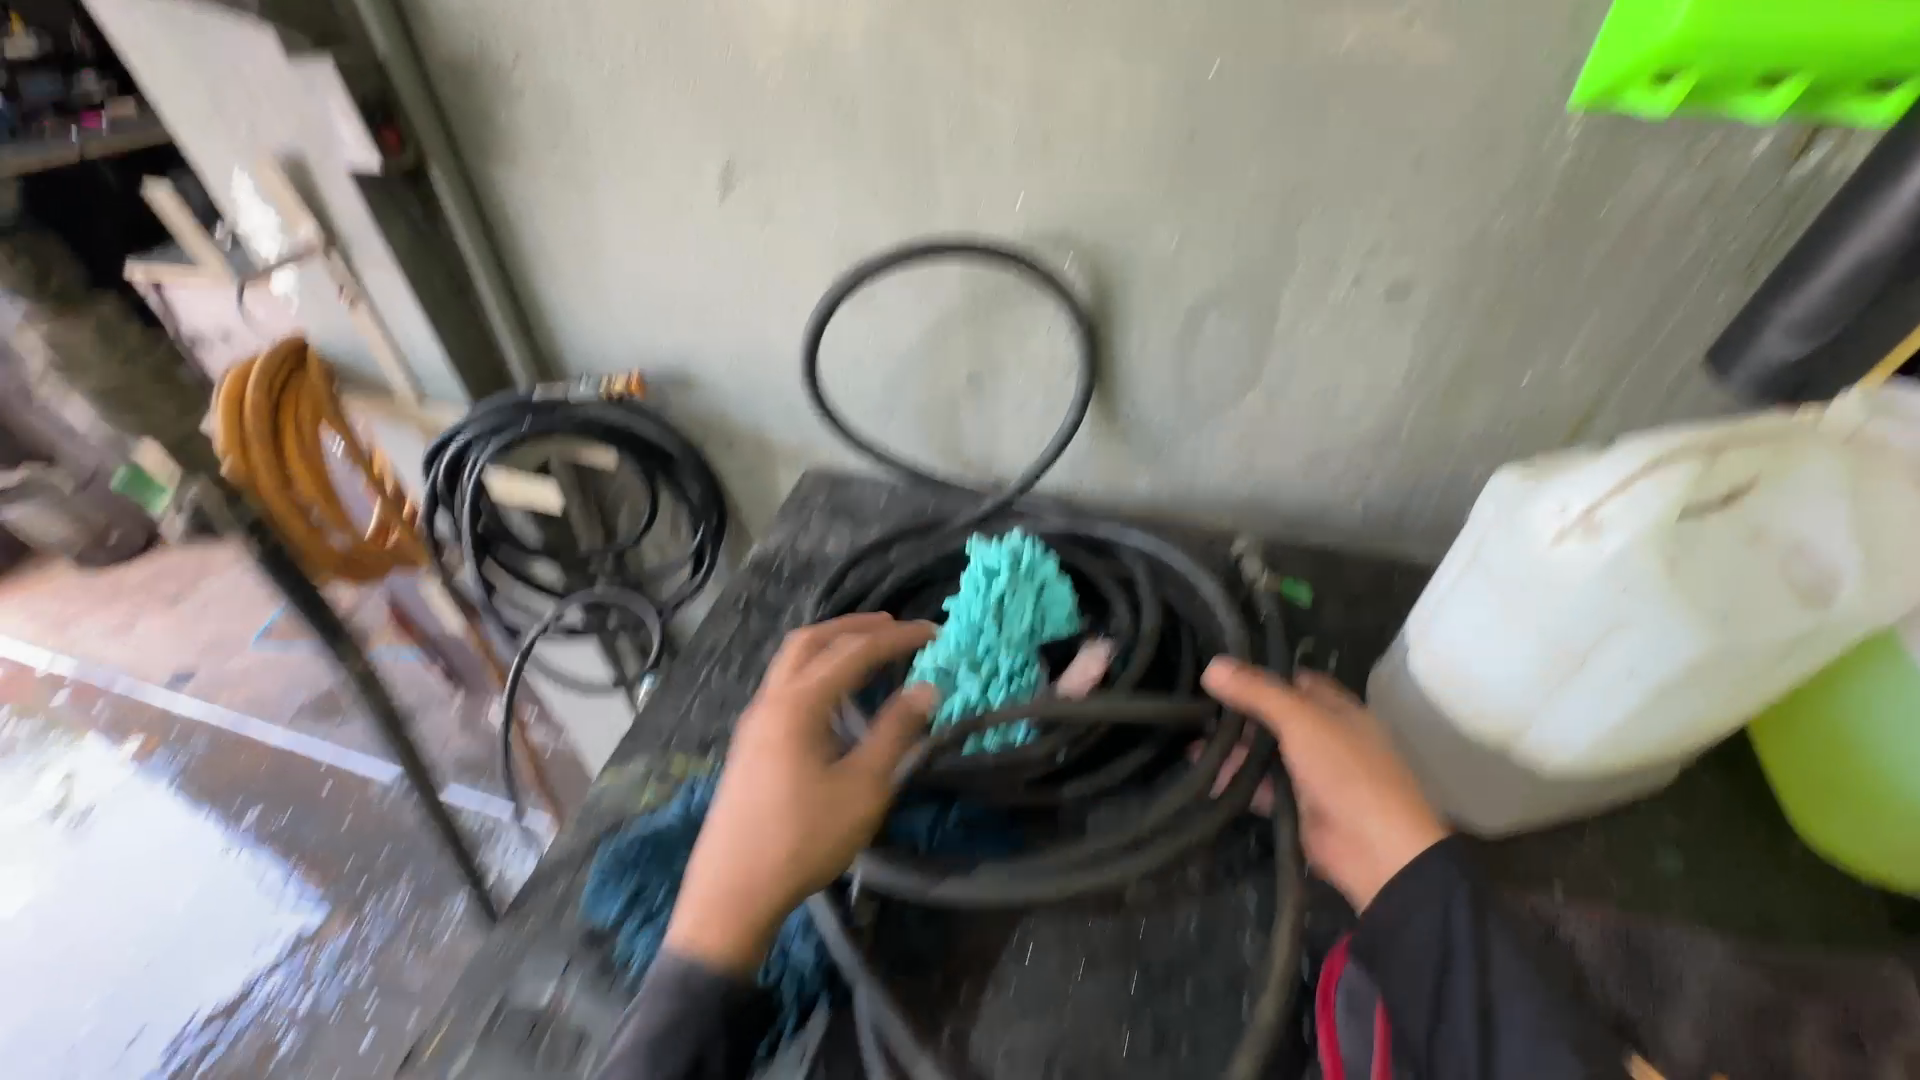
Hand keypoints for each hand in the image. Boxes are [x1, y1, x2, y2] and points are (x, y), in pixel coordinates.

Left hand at [664, 613, 938, 975]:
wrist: (731, 894)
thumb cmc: (803, 840)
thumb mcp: (863, 789)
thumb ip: (896, 733)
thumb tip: (927, 688)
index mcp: (798, 705)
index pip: (854, 653)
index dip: (897, 638)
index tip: (933, 632)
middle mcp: (771, 701)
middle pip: (811, 641)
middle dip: (854, 626)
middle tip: (893, 626)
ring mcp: (754, 721)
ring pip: (792, 662)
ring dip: (831, 646)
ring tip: (868, 652)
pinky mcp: (750, 743)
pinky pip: (785, 685)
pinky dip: (815, 672)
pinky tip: (835, 699)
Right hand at [1202, 657, 1448, 911]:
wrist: (1375, 850)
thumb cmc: (1345, 771)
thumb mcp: (1300, 720)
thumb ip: (1256, 692)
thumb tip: (1212, 665)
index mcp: (1338, 710)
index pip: (1295, 681)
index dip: (1261, 673)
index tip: (1220, 670)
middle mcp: (1324, 737)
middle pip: (1273, 717)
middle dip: (1237, 713)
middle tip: (1193, 707)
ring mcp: (1310, 773)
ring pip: (1263, 753)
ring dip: (1231, 750)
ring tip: (1188, 743)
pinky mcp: (1295, 805)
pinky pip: (1259, 787)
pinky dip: (1234, 781)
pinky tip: (1203, 776)